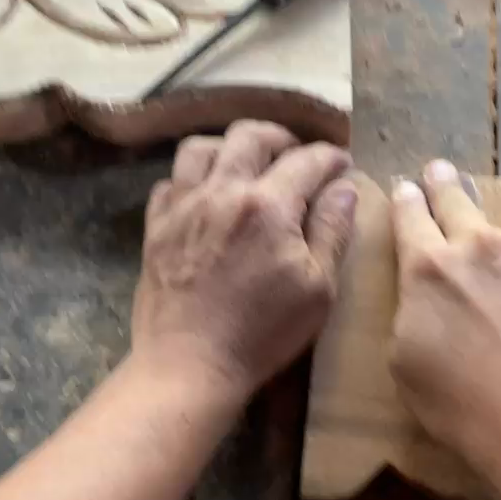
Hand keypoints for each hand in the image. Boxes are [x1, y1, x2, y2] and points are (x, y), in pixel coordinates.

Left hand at [133, 121, 355, 399]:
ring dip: (231, 147)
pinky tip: (206, 195)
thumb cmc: (263, 334)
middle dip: (283, 137)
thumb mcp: (318, 289)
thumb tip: (345, 187)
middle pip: (251, 135)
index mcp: (268, 206)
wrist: (189, 364)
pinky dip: (193, 178)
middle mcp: (222, 191)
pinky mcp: (155, 227)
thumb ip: (333, 231)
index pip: (307, 160)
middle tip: (298, 156)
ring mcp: (182, 206)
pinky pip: (171, 180)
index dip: (331, 156)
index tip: (343, 163)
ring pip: (202, 147)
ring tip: (248, 165)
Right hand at [387, 159, 500, 481]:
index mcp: (430, 271)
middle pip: (461, 205)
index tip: (408, 187)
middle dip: (446, 187)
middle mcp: (484, 248)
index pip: (411, 221)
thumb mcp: (408, 366)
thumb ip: (415, 315)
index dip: (408, 202)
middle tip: (441, 173)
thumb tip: (430, 300)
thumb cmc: (466, 408)